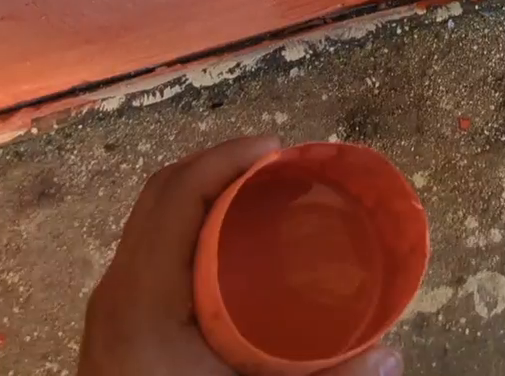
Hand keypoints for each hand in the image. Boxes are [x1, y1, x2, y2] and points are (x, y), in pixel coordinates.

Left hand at [78, 135, 403, 375]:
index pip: (177, 194)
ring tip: (256, 188)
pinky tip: (223, 233)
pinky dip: (187, 215)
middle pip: (162, 191)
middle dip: (219, 162)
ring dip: (202, 186)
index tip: (276, 150)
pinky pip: (149, 237)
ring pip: (152, 212)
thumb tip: (393, 355)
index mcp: (142, 300)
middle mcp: (116, 288)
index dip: (225, 157)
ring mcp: (110, 301)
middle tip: (275, 164)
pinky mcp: (115, 315)